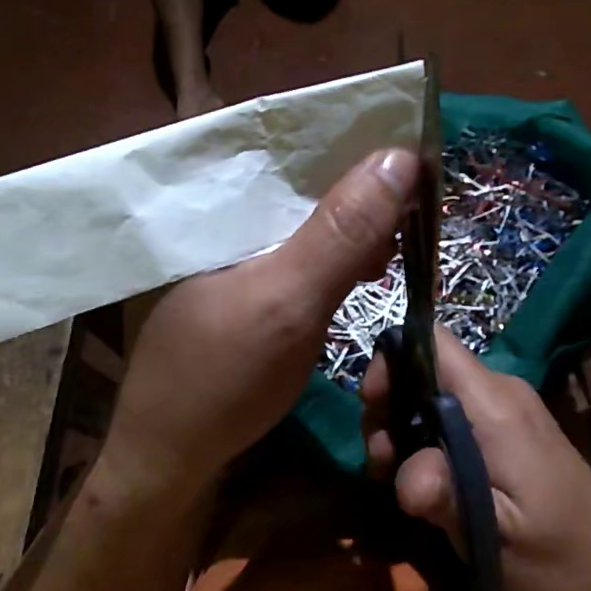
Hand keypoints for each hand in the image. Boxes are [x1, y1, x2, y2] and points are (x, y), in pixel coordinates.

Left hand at [97, 147, 418, 504]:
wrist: (172, 461)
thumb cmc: (219, 377)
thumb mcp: (286, 299)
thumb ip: (339, 233)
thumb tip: (399, 157)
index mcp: (207, 200)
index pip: (277, 135)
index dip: (342, 129)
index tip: (402, 131)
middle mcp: (216, 214)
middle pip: (295, 175)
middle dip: (356, 178)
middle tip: (418, 186)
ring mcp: (231, 252)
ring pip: (302, 215)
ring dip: (353, 218)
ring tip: (404, 223)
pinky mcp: (246, 285)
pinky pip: (300, 252)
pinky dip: (337, 254)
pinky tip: (369, 263)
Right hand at [361, 331, 590, 590]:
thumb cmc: (558, 551)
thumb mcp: (495, 535)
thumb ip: (447, 498)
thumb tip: (402, 473)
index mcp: (493, 406)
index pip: (434, 341)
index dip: (393, 358)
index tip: (373, 405)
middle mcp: (497, 391)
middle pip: (424, 368)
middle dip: (389, 405)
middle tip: (381, 461)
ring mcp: (503, 407)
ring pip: (433, 392)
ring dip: (404, 427)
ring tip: (397, 476)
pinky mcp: (504, 426)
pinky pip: (451, 411)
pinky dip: (426, 436)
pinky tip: (425, 477)